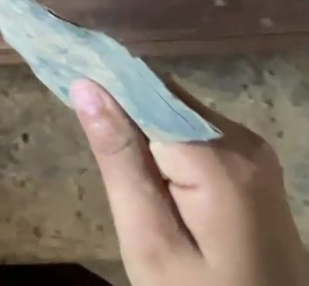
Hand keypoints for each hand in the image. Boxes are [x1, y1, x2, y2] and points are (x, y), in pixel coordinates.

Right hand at [71, 79, 308, 285]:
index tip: (55, 65)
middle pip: (159, 96)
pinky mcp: (251, 171)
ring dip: (133, 120)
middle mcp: (241, 141)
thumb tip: (85, 85)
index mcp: (218, 156)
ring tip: (99, 140)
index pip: (142, 88)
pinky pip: (189, 132)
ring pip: (171, 111)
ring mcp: (253, 155)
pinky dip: (156, 136)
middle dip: (115, 101)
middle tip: (73, 117)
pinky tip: (137, 159)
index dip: (98, 77)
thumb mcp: (151, 242)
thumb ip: (120, 161)